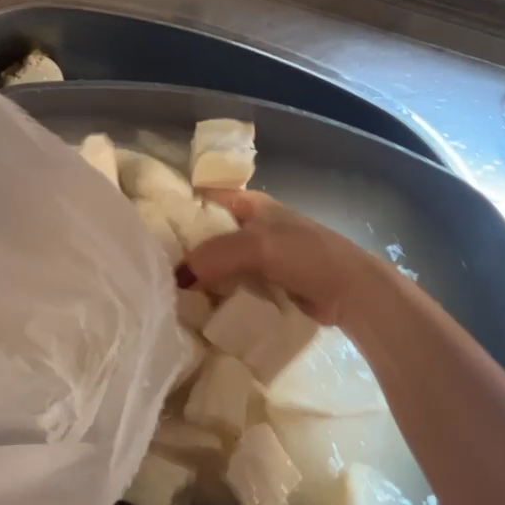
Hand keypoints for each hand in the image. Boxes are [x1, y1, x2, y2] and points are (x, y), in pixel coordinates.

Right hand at [177, 189, 388, 325]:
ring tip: (174, 292)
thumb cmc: (305, 254)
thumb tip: (178, 276)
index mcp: (249, 203)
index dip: (179, 206)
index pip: (205, 197)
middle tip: (156, 267)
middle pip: (209, 235)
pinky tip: (202, 307)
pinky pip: (235, 286)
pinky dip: (221, 295)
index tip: (152, 227)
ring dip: (203, 277)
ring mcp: (261, 257)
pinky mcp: (268, 285)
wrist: (353, 292)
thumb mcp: (255, 246)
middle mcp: (251, 226)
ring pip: (220, 263)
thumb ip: (213, 255)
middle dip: (187, 249)